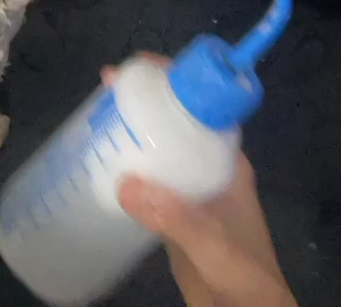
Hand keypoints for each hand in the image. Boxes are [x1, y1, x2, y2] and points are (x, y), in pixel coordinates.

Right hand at [102, 60, 295, 306]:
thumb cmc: (242, 274)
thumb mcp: (212, 242)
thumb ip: (175, 215)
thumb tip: (124, 183)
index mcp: (227, 162)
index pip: (202, 105)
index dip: (173, 81)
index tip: (139, 67)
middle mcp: (209, 168)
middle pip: (176, 120)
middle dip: (145, 98)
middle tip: (107, 85)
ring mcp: (191, 189)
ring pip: (161, 145)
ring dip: (134, 127)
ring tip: (97, 113)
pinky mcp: (174, 211)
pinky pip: (150, 175)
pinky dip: (128, 161)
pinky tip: (103, 160)